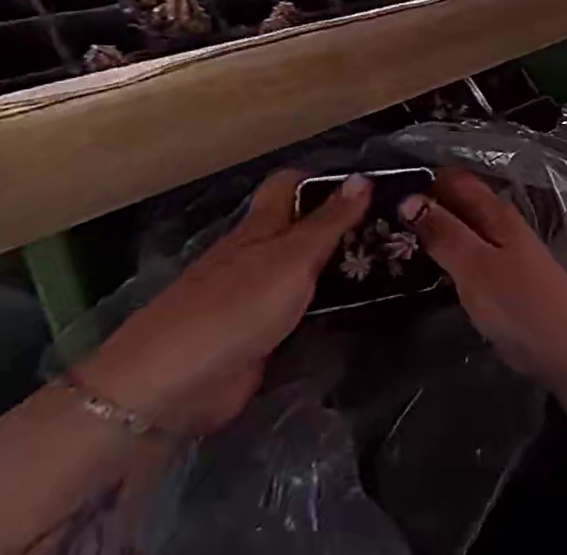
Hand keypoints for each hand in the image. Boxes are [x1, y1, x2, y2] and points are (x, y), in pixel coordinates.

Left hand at [74, 168, 369, 434]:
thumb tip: (361, 178)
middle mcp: (256, 256)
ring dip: (341, 262)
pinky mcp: (260, 332)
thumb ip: (329, 221)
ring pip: (306, 267)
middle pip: (303, 227)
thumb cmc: (235, 306)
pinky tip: (360, 300)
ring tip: (393, 259)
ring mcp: (256, 296)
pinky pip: (303, 304)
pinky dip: (329, 299)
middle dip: (344, 223)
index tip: (370, 185)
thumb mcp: (293, 256)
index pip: (290, 186)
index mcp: (259, 228)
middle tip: (395, 226)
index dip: (325, 179)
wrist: (171, 387)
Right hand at [396, 167, 566, 381]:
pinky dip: (434, 254)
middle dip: (417, 203)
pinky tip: (408, 265)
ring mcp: (495, 253)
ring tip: (375, 234)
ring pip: (454, 230)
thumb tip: (408, 198)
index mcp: (495, 213)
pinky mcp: (491, 279)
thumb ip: (445, 233)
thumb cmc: (519, 299)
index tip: (378, 181)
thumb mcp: (476, 264)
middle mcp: (496, 226)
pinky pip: (457, 256)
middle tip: (364, 212)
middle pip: (453, 204)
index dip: (422, 175)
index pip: (455, 180)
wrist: (560, 341)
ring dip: (423, 230)